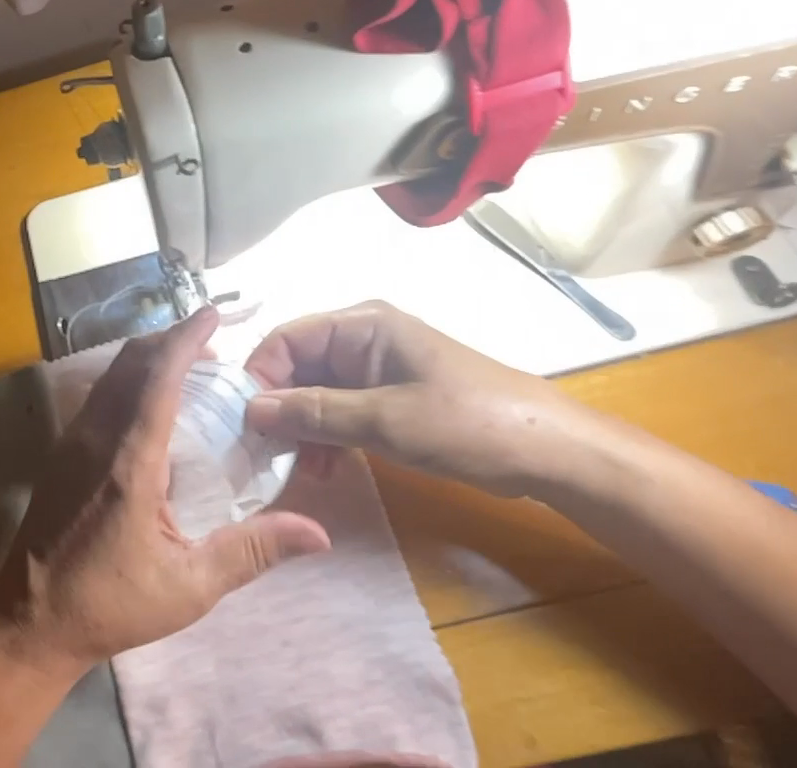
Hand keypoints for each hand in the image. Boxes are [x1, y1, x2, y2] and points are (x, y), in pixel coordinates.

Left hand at [0, 310, 331, 766]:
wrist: (27, 619)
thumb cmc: (108, 604)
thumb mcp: (189, 586)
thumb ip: (253, 552)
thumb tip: (318, 533)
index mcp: (129, 461)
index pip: (159, 377)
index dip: (187, 338)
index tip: (214, 314)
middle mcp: (95, 437)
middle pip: (132, 362)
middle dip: (171, 340)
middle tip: (213, 344)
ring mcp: (71, 440)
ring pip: (111, 374)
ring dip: (148, 357)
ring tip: (189, 367)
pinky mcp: (61, 451)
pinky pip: (99, 395)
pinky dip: (130, 379)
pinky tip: (152, 404)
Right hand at [242, 301, 626, 498]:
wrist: (549, 452)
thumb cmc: (467, 423)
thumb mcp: (384, 420)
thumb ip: (314, 412)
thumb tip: (250, 409)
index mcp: (360, 326)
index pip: (285, 340)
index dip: (260, 378)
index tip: (248, 425)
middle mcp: (361, 339)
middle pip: (296, 367)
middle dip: (281, 410)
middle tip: (270, 456)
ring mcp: (375, 369)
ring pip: (314, 393)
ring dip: (302, 429)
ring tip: (303, 470)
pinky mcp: (388, 398)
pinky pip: (339, 410)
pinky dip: (326, 437)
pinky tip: (325, 467)